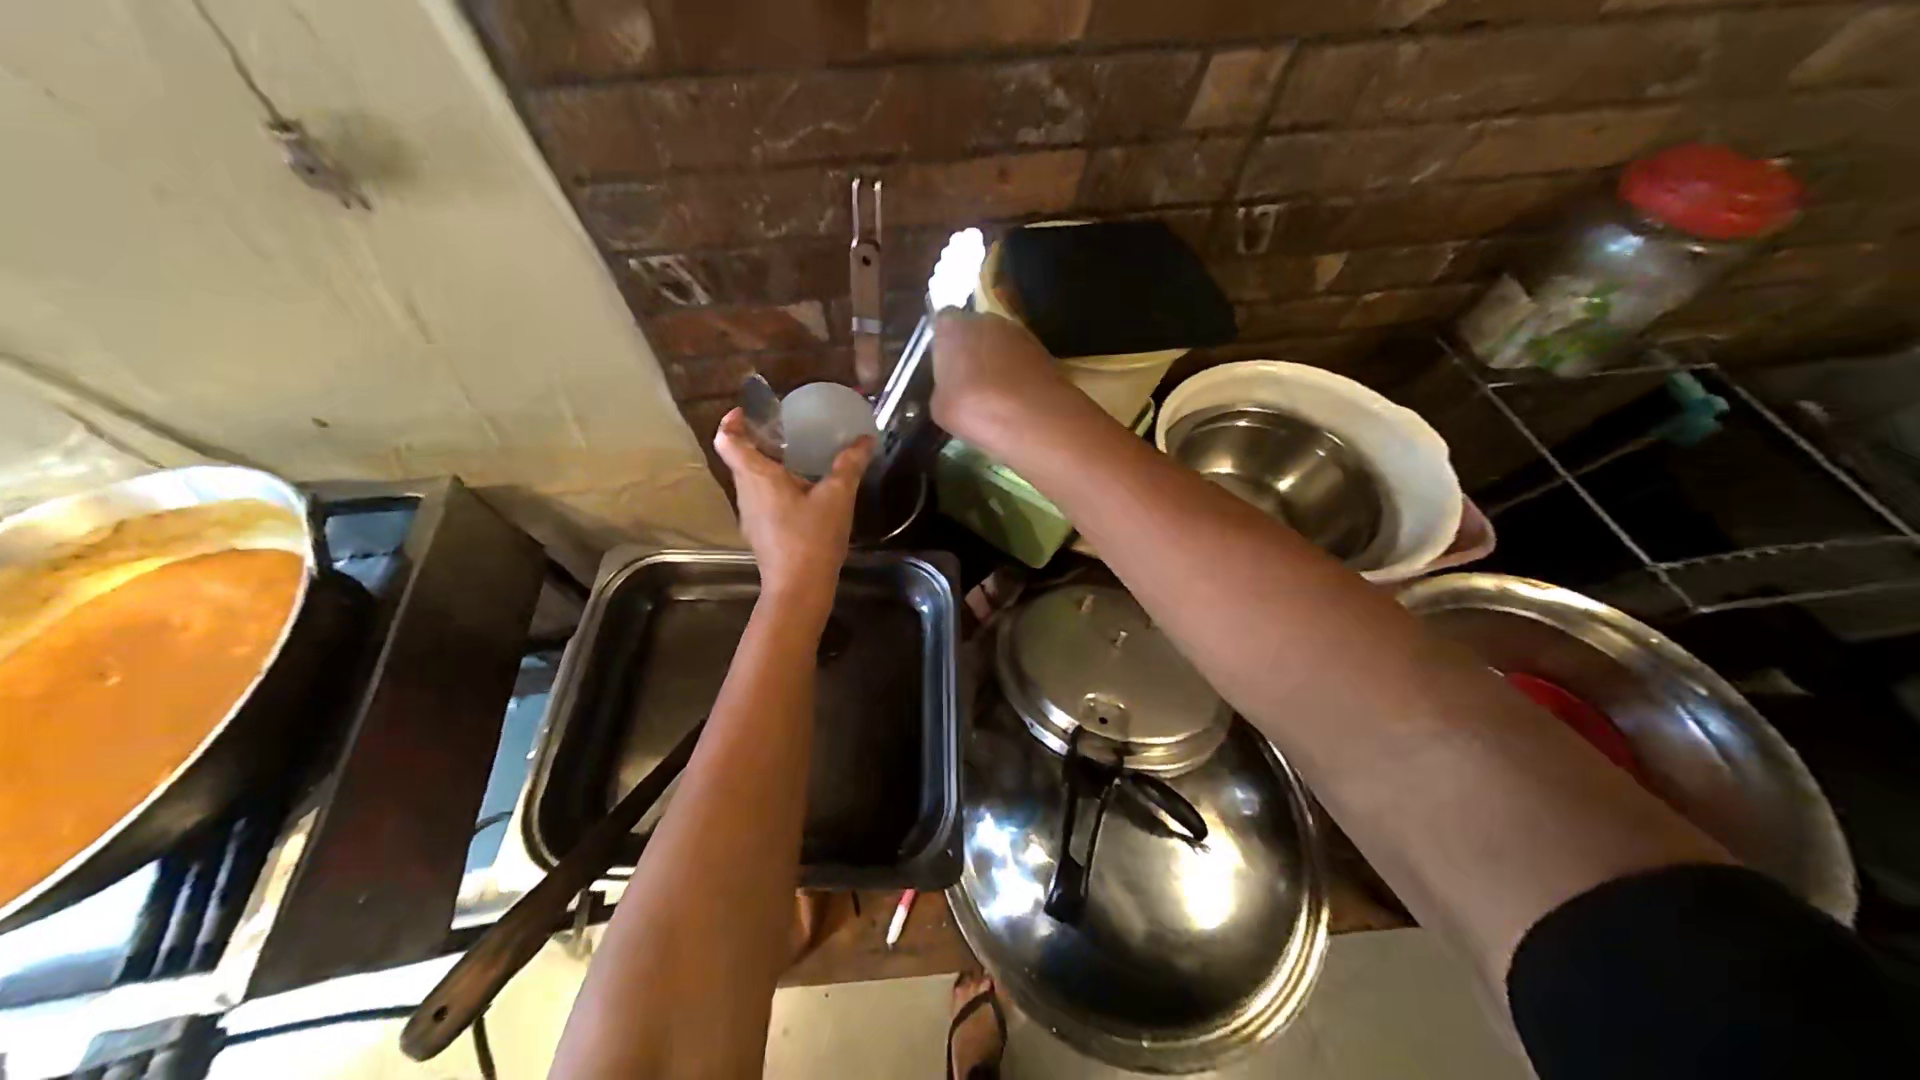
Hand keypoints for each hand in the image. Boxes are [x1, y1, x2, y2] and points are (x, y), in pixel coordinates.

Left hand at [713, 408, 873, 616]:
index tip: (748, 412)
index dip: (732, 422)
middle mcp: (745, 493)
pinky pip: (762, 500)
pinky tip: (803, 495)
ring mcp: (749, 516)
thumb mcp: (837, 496)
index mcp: (756, 476)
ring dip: (768, 467)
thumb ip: (849, 465)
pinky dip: (775, 489)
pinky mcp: (760, 534)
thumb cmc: (812, 538)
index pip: (727, 440)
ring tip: (798, 460)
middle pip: (740, 459)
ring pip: (752, 481)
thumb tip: (865, 440)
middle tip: (786, 431)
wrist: (799, 589)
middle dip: (758, 442)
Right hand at [929, 310, 1086, 448]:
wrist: (1032, 418)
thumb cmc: (973, 408)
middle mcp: (985, 319)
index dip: (944, 344)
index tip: (944, 368)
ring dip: (997, 362)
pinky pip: (1021, 360)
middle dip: (972, 351)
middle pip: (974, 330)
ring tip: (994, 395)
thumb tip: (951, 389)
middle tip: (968, 383)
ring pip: (1000, 344)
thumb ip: (943, 387)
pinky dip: (1017, 374)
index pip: (942, 323)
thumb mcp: (939, 407)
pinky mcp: (1043, 350)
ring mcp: (1019, 332)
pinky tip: (1015, 400)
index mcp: (953, 326)